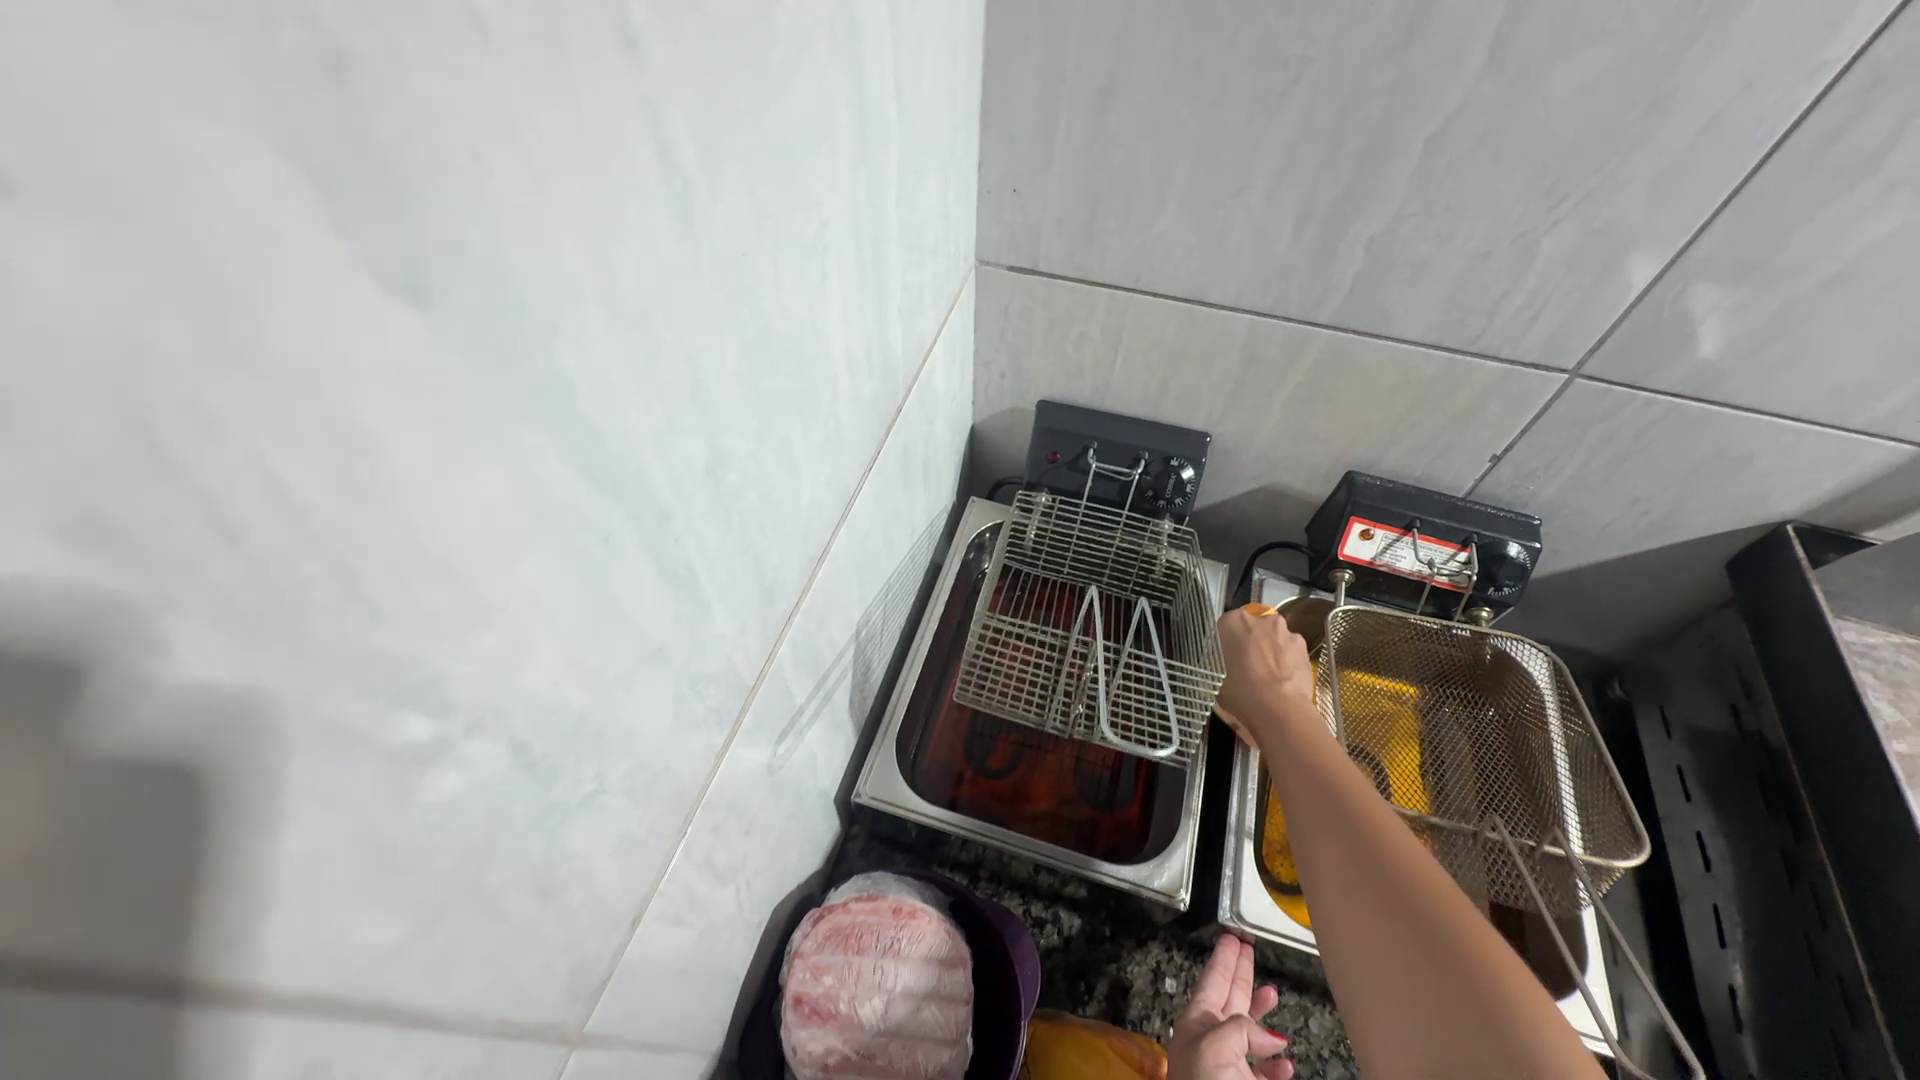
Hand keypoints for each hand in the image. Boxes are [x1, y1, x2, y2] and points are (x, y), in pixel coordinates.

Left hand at [1167, 934, 1293, 1079]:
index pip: (1213, 980)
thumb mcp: (1215, 1046)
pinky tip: (1287, 1062)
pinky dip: (1277, 1066)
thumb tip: (1271, 1041)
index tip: (1231, 934)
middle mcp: (1211, 1041)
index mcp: (1197, 1022)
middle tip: (1247, 946)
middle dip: (1240, 973)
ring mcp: (1229, 1069)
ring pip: (1248, 1033)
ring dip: (1262, 1014)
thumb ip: (1240, 1027)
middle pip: (1229, 998)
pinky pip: (1264, 1073)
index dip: (1224, 958)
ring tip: (1274, 993)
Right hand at [1214, 606, 1315, 744]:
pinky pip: (1290, 649)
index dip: (1225, 640)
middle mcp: (1261, 619)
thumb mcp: (1213, 677)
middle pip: (1252, 626)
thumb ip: (1216, 661)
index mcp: (1232, 621)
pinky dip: (1286, 659)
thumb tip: (1219, 662)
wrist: (1278, 708)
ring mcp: (1286, 632)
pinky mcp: (1304, 647)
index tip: (1225, 656)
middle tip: (1245, 663)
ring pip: (1273, 636)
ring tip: (1267, 674)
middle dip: (1250, 640)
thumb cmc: (1239, 691)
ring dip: (1269, 648)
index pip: (1225, 624)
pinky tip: (1283, 678)